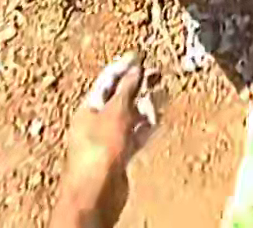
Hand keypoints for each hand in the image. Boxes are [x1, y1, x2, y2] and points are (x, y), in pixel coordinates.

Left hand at [53, 51, 154, 227]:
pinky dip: (147, 125)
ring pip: (131, 115)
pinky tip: (159, 118)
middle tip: (158, 73)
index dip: (125, 66)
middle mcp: (97, 121)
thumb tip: (136, 68)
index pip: (108, 79)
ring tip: (163, 94)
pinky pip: (136, 134)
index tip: (140, 55)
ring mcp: (109, 139)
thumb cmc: (99, 151)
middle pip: (121, 96)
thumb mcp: (116, 111)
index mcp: (89, 107)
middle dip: (139, 84)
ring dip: (146, 104)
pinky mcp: (120, 155)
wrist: (96, 196)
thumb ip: (128, 88)